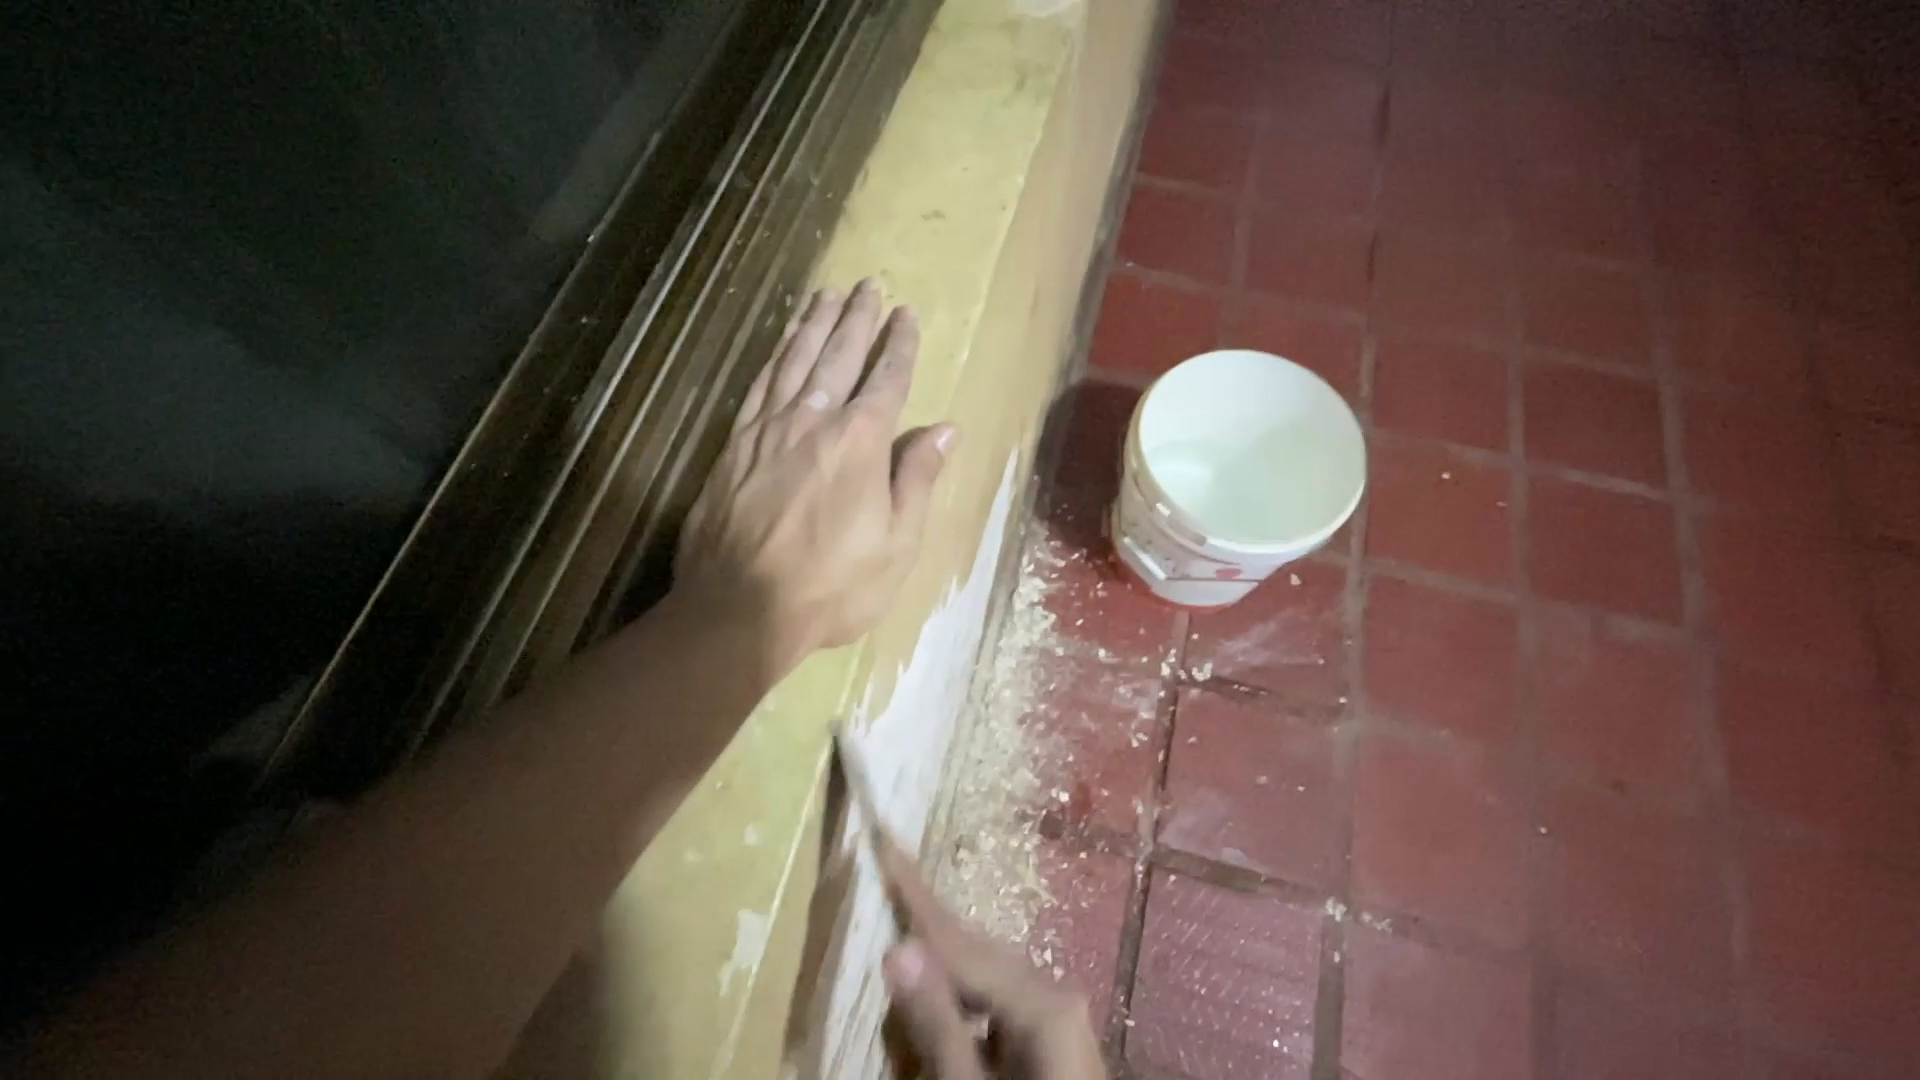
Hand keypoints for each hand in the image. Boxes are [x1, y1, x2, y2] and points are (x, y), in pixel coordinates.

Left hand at [676, 280, 955, 660]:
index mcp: (861, 443)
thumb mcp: (896, 544)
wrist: (740, 608)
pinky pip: (758, 386)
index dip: (900, 345)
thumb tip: (945, 429)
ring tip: (827, 295)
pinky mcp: (734, 445)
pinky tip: (781, 344)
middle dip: (857, 319)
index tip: (907, 314)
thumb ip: (917, 480)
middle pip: (839, 356)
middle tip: (868, 284)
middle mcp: (815, 421)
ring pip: (795, 361)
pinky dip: (774, 357)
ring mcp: (768, 429)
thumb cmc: (832, 586)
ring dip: (814, 325)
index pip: (887, 380)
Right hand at [874, 831, 1106, 1079]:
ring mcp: (1053, 1017)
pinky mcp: (1047, 1041)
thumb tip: (900, 949)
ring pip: (982, 975)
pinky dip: (957, 1004)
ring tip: (898, 945)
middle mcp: (1051, 994)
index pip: (958, 939)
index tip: (883, 841)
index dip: (913, 892)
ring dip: (937, 971)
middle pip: (972, 947)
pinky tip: (935, 1010)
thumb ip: (938, 1026)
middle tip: (882, 880)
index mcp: (1040, 1000)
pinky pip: (992, 1005)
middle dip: (923, 925)